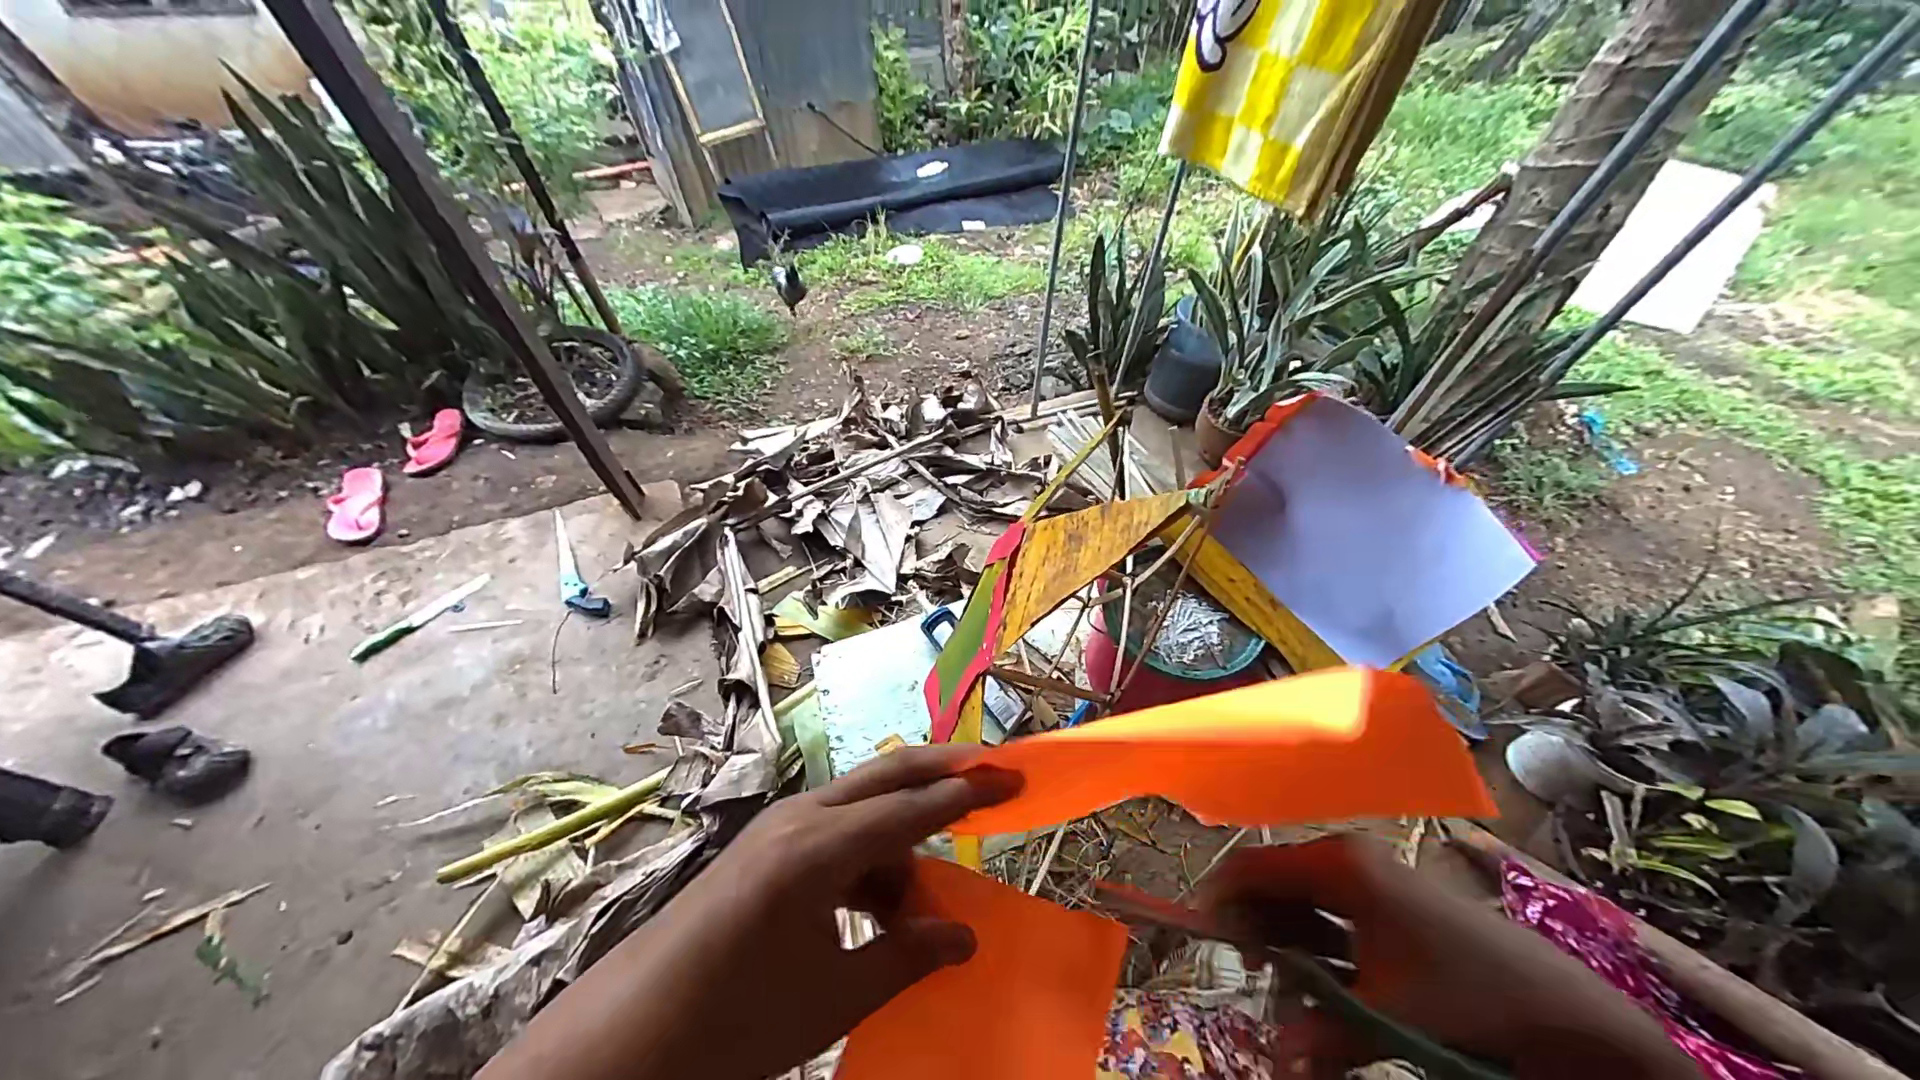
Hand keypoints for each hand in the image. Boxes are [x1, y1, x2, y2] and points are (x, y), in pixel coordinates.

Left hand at [478, 744, 1021, 1079]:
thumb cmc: (732, 1022)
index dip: (967, 793)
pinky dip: (867, 858)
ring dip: (902, 837)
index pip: (911, 808)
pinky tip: (875, 909)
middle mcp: (800, 819)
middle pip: (887, 774)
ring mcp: (779, 828)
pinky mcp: (766, 846)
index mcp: (818, 850)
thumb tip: (965, 938)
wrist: (624, 1039)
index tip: (1013, 778)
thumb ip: (905, 958)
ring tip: (921, 905)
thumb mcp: (830, 999)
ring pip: (862, 808)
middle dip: (942, 769)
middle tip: (993, 771)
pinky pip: (835, 833)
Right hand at [1198, 835, 1698, 1079]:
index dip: (1218, 895)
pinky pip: (1323, 914)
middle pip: (1271, 880)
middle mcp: (1344, 858)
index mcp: (1337, 863)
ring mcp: (1366, 877)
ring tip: (1270, 978)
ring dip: (1278, 937)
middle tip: (1240, 967)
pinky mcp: (1382, 902)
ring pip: (1296, 899)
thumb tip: (1273, 1059)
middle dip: (1249, 921)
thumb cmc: (1469, 993)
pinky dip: (1308, 943)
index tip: (1196, 931)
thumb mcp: (1389, 1013)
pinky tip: (1309, 980)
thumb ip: (1322, 1033)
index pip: (1251, 865)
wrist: (1565, 1009)